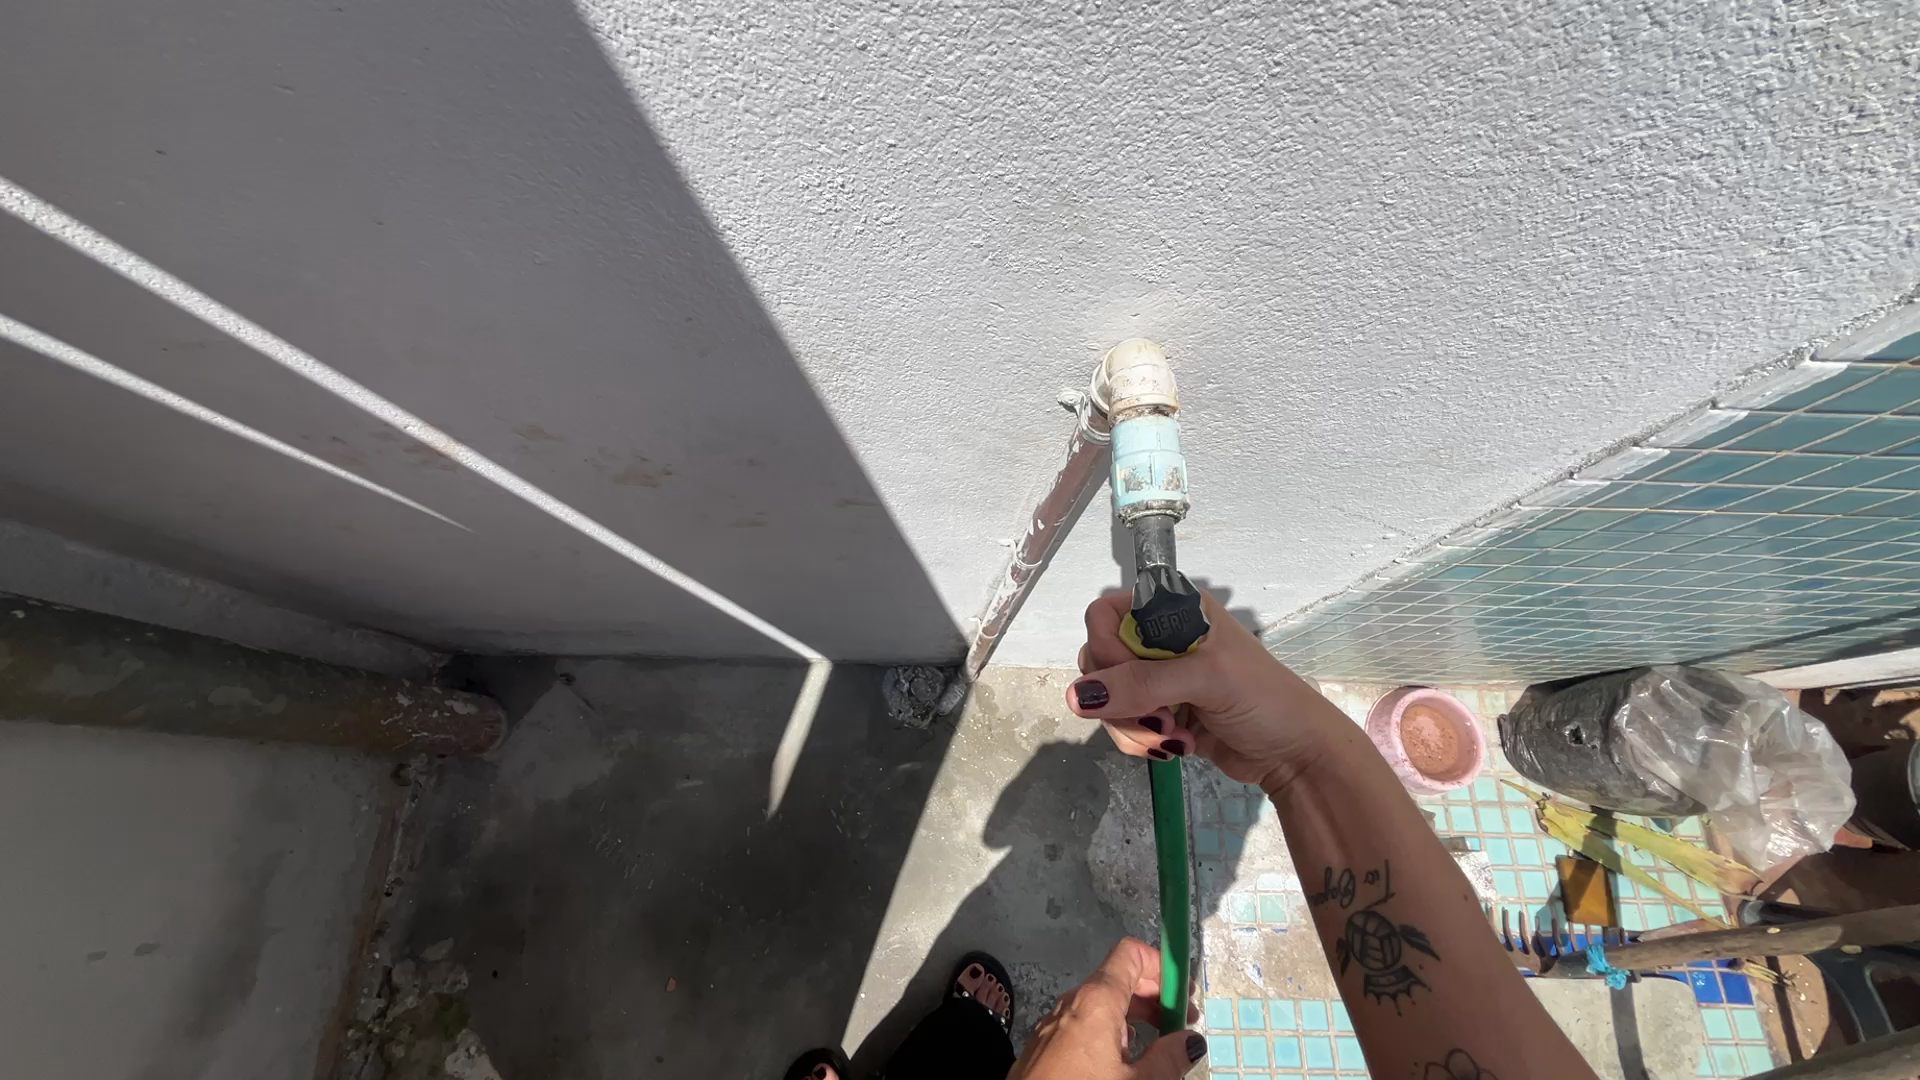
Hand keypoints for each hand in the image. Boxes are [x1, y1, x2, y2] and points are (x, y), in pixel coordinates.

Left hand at [1009, 938, 1205, 1079]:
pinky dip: (1112, 1031)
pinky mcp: (1047, 1045)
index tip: (1185, 996)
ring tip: (1160, 1047)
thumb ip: (1168, 1059)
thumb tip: (1192, 1040)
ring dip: (1135, 1016)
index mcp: (1096, 999)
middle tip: (1183, 1025)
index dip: (1162, 966)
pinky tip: (1125, 1063)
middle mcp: (1073, 1000)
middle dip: (1155, 995)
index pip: (1130, 953)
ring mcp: (1056, 1022)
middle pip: (1119, 977)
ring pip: (1102, 1004)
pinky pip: (1085, 1024)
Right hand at [1069, 590, 1347, 791]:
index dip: (1106, 649)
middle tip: (1154, 716)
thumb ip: (1141, 684)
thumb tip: (1076, 697)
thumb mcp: (1205, 681)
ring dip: (1130, 726)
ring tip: (1169, 738)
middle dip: (1118, 697)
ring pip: (1106, 697)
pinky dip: (1139, 740)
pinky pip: (1122, 723)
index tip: (1128, 680)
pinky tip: (1175, 747)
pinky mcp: (1159, 712)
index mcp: (1174, 610)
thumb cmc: (1263, 700)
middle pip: (1099, 660)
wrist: (1298, 756)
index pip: (1105, 615)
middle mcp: (1160, 638)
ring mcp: (1158, 678)